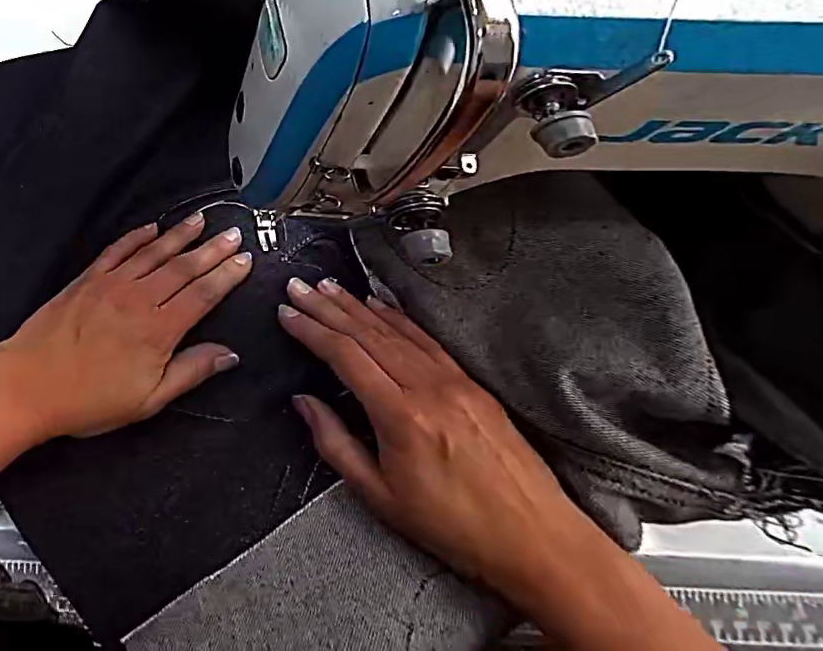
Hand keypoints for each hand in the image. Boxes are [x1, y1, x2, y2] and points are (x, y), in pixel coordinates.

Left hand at [0, 215, 250, 440]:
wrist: (28, 385)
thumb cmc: (88, 399)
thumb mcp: (147, 400)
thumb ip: (191, 372)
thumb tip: (228, 355)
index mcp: (159, 329)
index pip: (203, 293)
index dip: (227, 275)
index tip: (244, 260)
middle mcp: (139, 298)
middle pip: (185, 267)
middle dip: (213, 249)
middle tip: (233, 233)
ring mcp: (112, 284)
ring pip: (155, 252)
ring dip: (181, 234)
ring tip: (201, 220)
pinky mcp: (88, 279)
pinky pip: (118, 250)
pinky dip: (137, 237)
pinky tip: (151, 228)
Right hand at [278, 280, 716, 650]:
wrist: (534, 536)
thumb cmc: (456, 526)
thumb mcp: (381, 497)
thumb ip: (335, 443)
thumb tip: (305, 402)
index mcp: (401, 415)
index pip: (345, 355)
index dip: (311, 330)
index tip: (288, 313)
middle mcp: (426, 386)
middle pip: (366, 333)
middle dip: (327, 306)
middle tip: (300, 286)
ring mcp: (451, 379)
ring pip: (394, 329)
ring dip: (357, 305)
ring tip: (330, 287)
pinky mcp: (469, 380)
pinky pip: (425, 337)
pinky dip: (397, 317)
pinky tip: (380, 304)